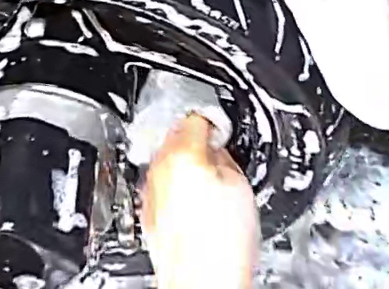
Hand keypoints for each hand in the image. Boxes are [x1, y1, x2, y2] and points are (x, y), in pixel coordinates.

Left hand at [141, 114, 257, 288]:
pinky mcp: (148, 215)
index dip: (213, 122)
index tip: (220, 130)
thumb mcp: (239, 184)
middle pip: (175, 134)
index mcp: (183, 153)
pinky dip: (173, 183)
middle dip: (194, 137)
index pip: (196, 117)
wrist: (203, 285)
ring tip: (205, 176)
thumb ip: (224, 154)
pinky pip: (160, 184)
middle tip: (214, 149)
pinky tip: (192, 199)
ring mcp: (151, 193)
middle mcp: (160, 169)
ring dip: (182, 158)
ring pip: (165, 158)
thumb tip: (217, 148)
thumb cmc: (221, 244)